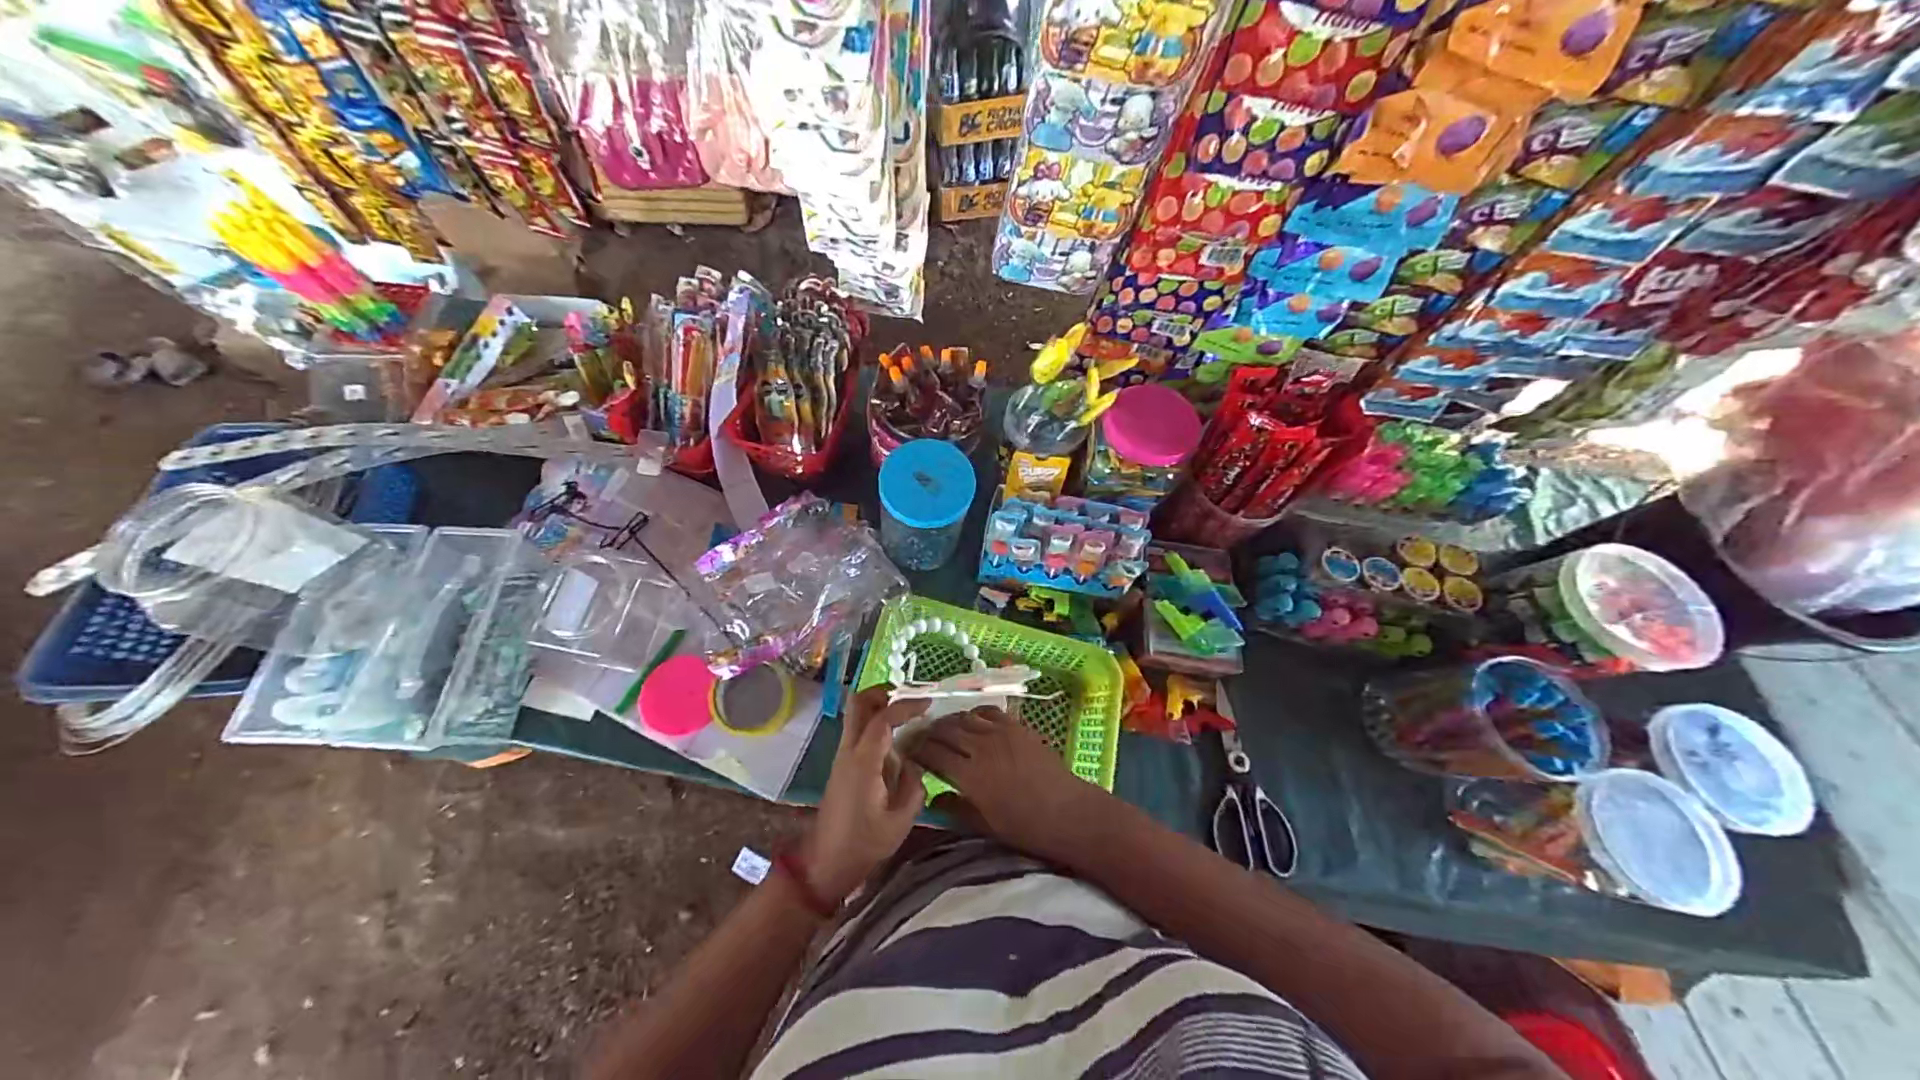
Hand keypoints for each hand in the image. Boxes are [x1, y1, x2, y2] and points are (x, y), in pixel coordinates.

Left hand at [799, 685, 926, 903]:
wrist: (826, 863)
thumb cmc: (864, 844)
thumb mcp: (901, 819)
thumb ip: (913, 785)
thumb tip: (913, 763)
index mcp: (863, 761)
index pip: (883, 718)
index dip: (906, 706)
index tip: (927, 704)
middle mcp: (848, 752)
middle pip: (857, 704)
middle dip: (882, 693)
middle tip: (910, 698)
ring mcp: (842, 757)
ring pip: (855, 716)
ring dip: (879, 707)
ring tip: (909, 716)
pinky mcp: (842, 766)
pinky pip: (858, 732)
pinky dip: (875, 724)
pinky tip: (897, 740)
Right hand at [906, 705, 1104, 861]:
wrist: (1069, 813)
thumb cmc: (1026, 827)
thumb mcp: (985, 825)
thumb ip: (956, 808)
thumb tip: (934, 797)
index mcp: (970, 775)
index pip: (933, 754)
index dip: (917, 751)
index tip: (908, 752)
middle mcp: (981, 748)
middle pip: (945, 731)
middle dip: (929, 734)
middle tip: (922, 740)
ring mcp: (1001, 733)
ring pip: (965, 718)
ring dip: (950, 722)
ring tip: (943, 729)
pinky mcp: (1017, 727)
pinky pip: (989, 712)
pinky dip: (975, 714)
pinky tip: (972, 722)